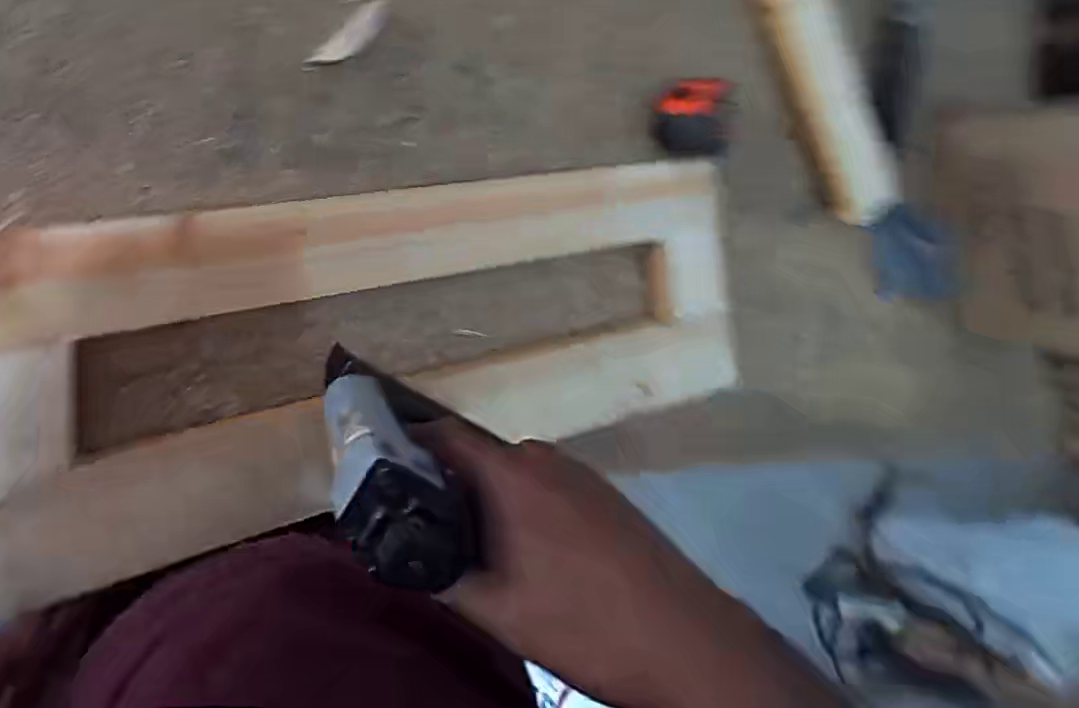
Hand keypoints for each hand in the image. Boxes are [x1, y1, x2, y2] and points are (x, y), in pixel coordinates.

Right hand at [419, 419, 839, 707]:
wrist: (691, 645)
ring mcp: (577, 471)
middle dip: (451, 482)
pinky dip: (526, 504)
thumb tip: (406, 558)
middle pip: (477, 455)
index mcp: (508, 474)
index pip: (443, 433)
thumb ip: (442, 577)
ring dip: (491, 497)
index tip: (387, 461)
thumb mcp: (497, 611)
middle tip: (434, 521)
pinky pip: (546, 483)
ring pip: (512, 472)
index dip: (410, 441)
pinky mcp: (603, 491)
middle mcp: (539, 457)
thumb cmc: (583, 622)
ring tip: (485, 544)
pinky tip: (537, 551)